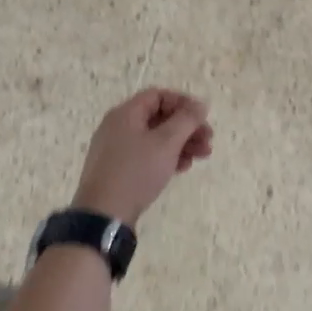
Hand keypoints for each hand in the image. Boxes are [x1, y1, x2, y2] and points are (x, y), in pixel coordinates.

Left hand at [72, 88, 212, 225]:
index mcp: (126, 114)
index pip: (158, 96)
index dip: (183, 103)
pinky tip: (181, 168)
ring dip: (181, 144)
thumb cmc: (136, 172)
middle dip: (187, 127)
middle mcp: (118, 127)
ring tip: (200, 158)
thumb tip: (200, 104)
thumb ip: (187, 119)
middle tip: (208, 141)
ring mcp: (116, 149)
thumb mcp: (167, 142)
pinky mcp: (118, 169)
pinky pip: (147, 155)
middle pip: (159, 117)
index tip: (202, 118)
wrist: (103, 215)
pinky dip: (166, 157)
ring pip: (155, 138)